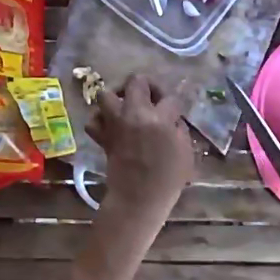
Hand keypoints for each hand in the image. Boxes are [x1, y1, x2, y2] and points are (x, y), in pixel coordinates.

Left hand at [87, 74, 193, 225]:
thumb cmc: (168, 179)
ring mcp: (115, 124)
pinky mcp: (103, 137)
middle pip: (136, 81)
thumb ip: (179, 130)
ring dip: (116, 97)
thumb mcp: (186, 152)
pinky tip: (111, 126)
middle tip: (150, 99)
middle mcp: (134, 115)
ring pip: (106, 94)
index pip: (170, 98)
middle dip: (146, 85)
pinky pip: (93, 120)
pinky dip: (100, 120)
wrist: (138, 198)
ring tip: (125, 108)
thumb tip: (173, 120)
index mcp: (160, 119)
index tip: (174, 114)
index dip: (174, 104)